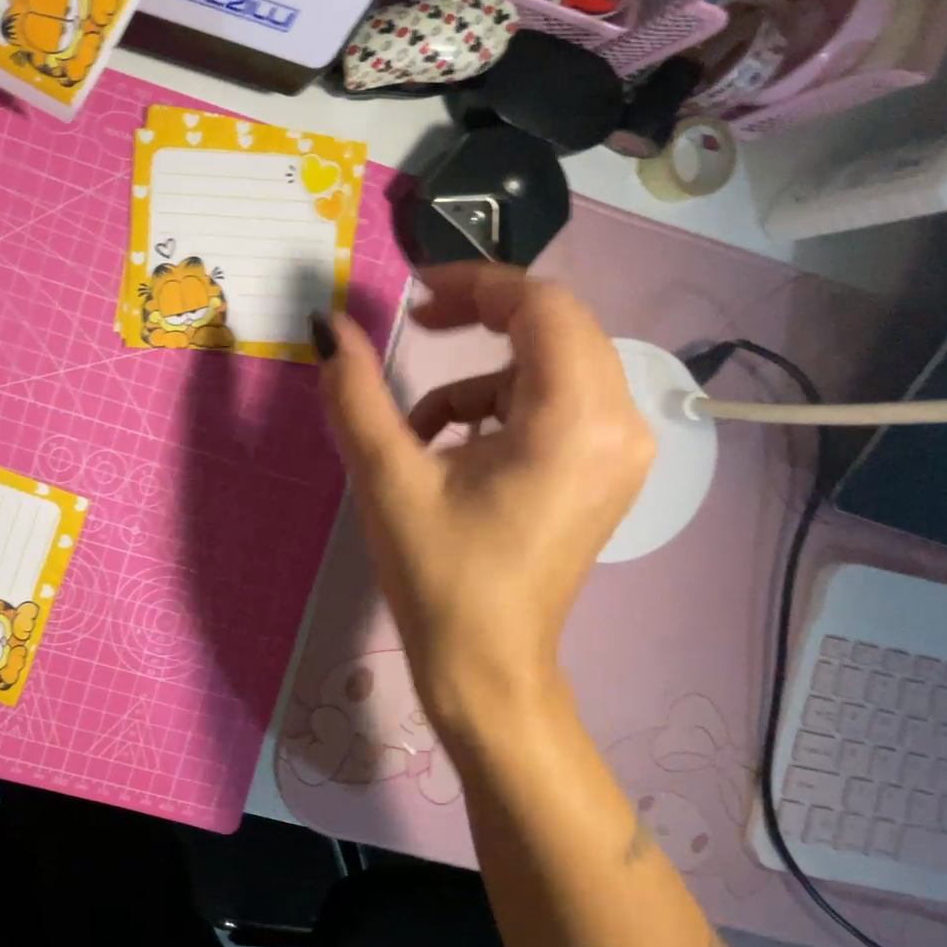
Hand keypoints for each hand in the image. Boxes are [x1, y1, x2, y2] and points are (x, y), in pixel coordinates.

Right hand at [313, 262, 654, 731]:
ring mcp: (620, 451)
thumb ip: (355, 391)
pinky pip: (554, 405)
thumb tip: (326, 324)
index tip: (413, 290)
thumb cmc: (438, 572)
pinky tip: (451, 452)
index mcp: (575, 420)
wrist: (486, 665)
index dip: (476, 282)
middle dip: (482, 316)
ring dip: (480, 375)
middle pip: (558, 327)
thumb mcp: (387, 475)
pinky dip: (498, 408)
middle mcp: (620, 424)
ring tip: (419, 428)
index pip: (543, 306)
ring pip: (553, 366)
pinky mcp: (603, 472)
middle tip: (415, 323)